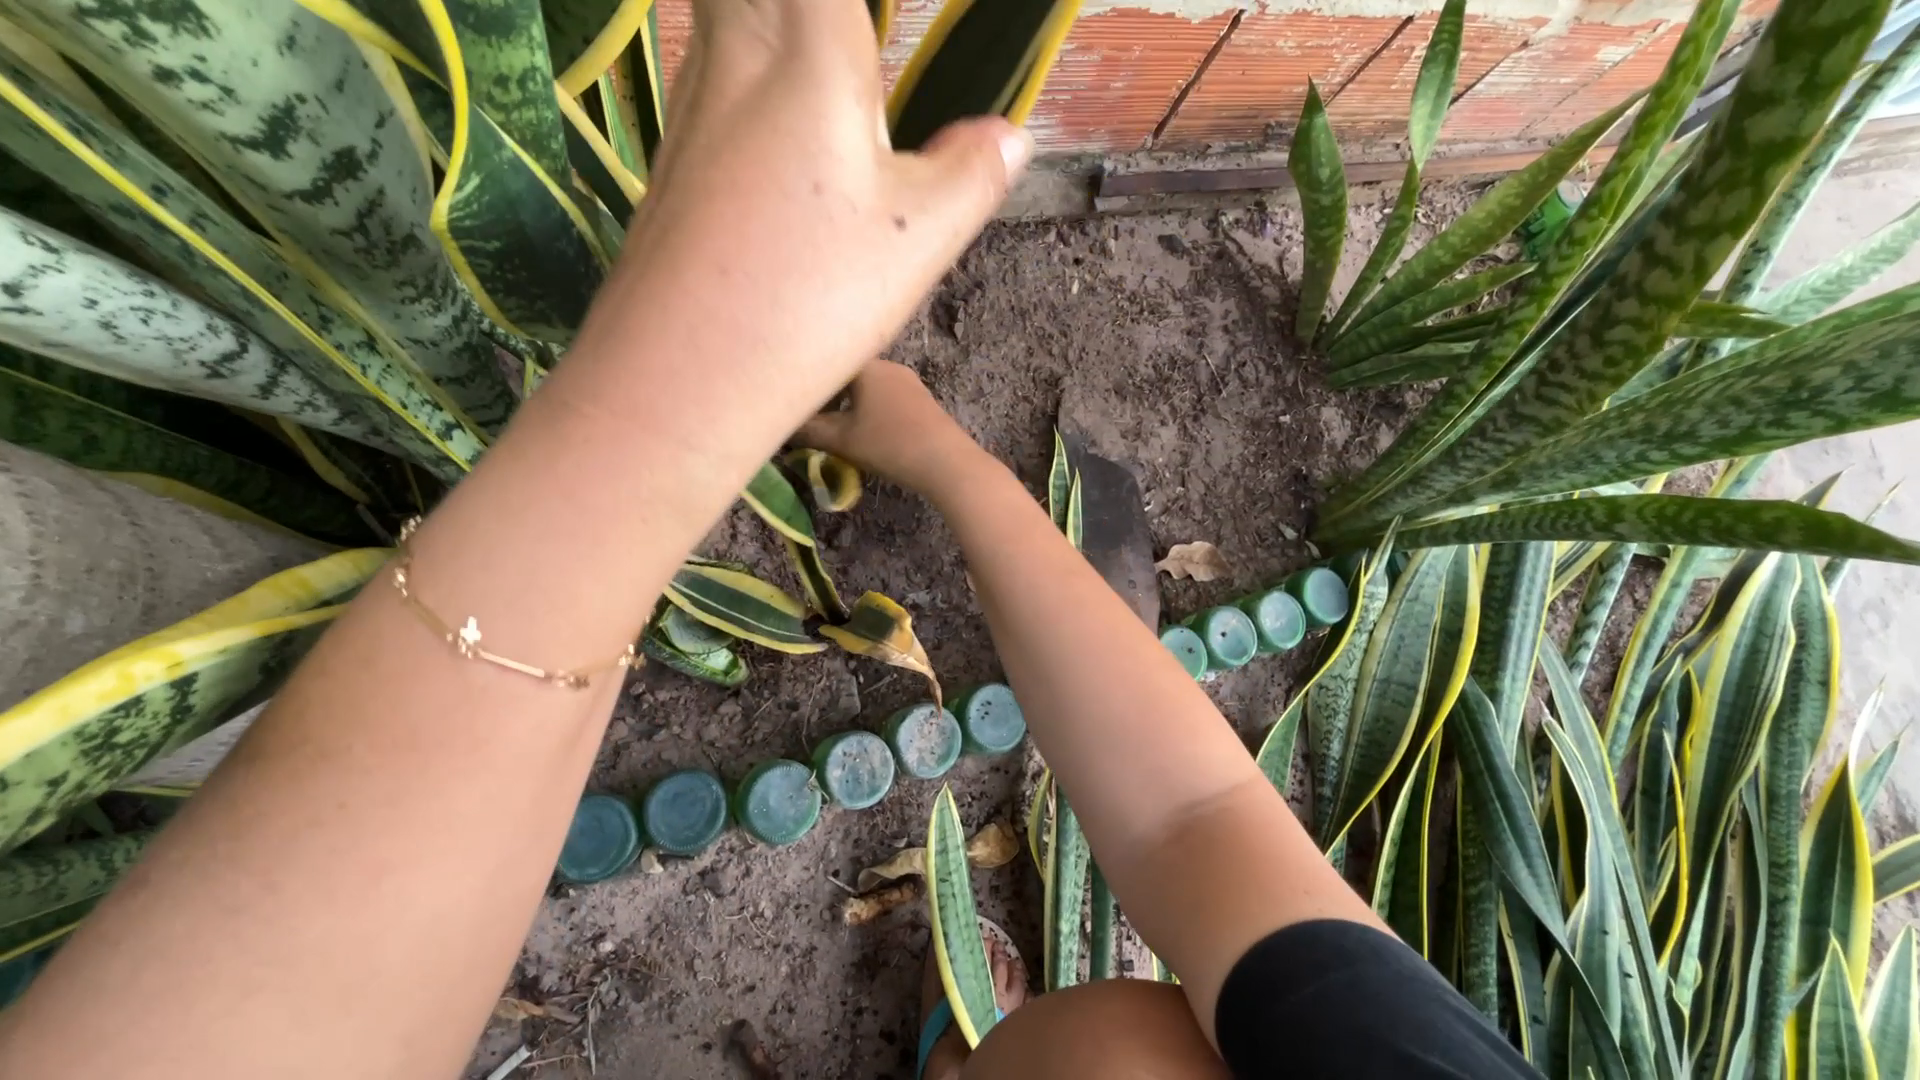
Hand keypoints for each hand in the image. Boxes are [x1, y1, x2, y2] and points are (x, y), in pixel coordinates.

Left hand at [594, 0, 1033, 407]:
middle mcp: (735, 56)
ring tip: (833, 84)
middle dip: (816, 14)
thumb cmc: (805, 300)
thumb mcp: (917, 241)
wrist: (680, 376)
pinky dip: (751, 72)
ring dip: (776, 25)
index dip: (848, 6)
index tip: (871, 36)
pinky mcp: (675, 158)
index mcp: (808, 55)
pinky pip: (714, 75)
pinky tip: (786, 138)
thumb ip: (971, 174)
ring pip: (728, 17)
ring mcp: (691, 107)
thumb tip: (1008, 137)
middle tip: (853, 51)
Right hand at [795, 361, 988, 496]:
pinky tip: (870, 435)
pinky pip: (887, 400)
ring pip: (869, 390)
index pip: (827, 365)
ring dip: (851, 408)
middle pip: (848, 376)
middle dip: (829, 399)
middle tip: (814, 424)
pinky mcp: (923, 401)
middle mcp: (888, 366)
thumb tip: (784, 425)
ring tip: (840, 433)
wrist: (947, 462)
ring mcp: (909, 382)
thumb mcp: (842, 441)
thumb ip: (809, 431)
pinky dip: (872, 413)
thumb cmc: (889, 444)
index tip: (798, 409)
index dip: (809, 386)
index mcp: (866, 367)